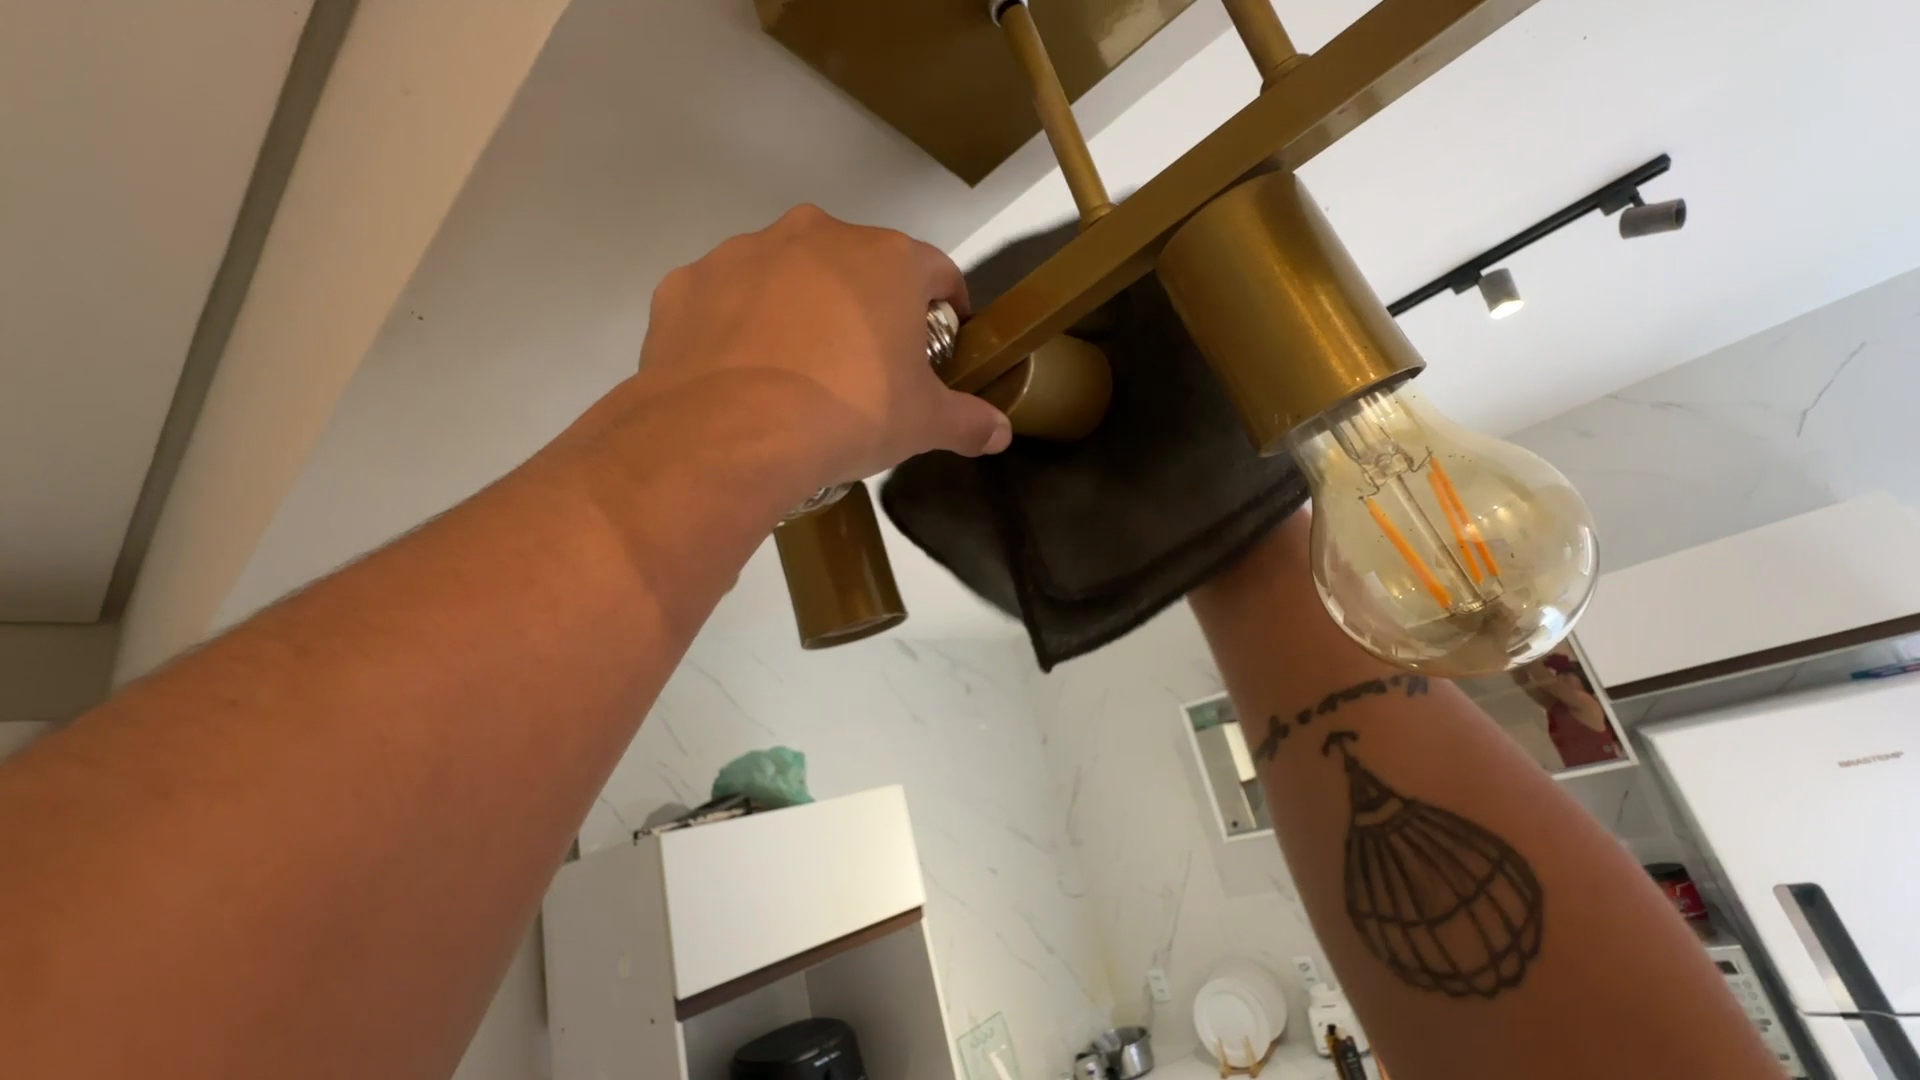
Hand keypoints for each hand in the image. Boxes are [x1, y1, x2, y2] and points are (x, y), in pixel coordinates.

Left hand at [630, 205, 1010, 490]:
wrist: (730, 433)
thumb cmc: (848, 415)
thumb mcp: (922, 425)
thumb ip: (968, 422)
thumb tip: (1000, 433)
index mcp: (886, 259)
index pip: (937, 271)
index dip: (948, 307)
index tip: (944, 339)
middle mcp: (816, 236)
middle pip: (858, 267)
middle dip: (868, 307)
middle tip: (867, 365)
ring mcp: (744, 253)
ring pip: (787, 275)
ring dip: (800, 309)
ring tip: (797, 372)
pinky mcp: (688, 283)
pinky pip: (726, 300)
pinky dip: (738, 327)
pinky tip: (740, 374)